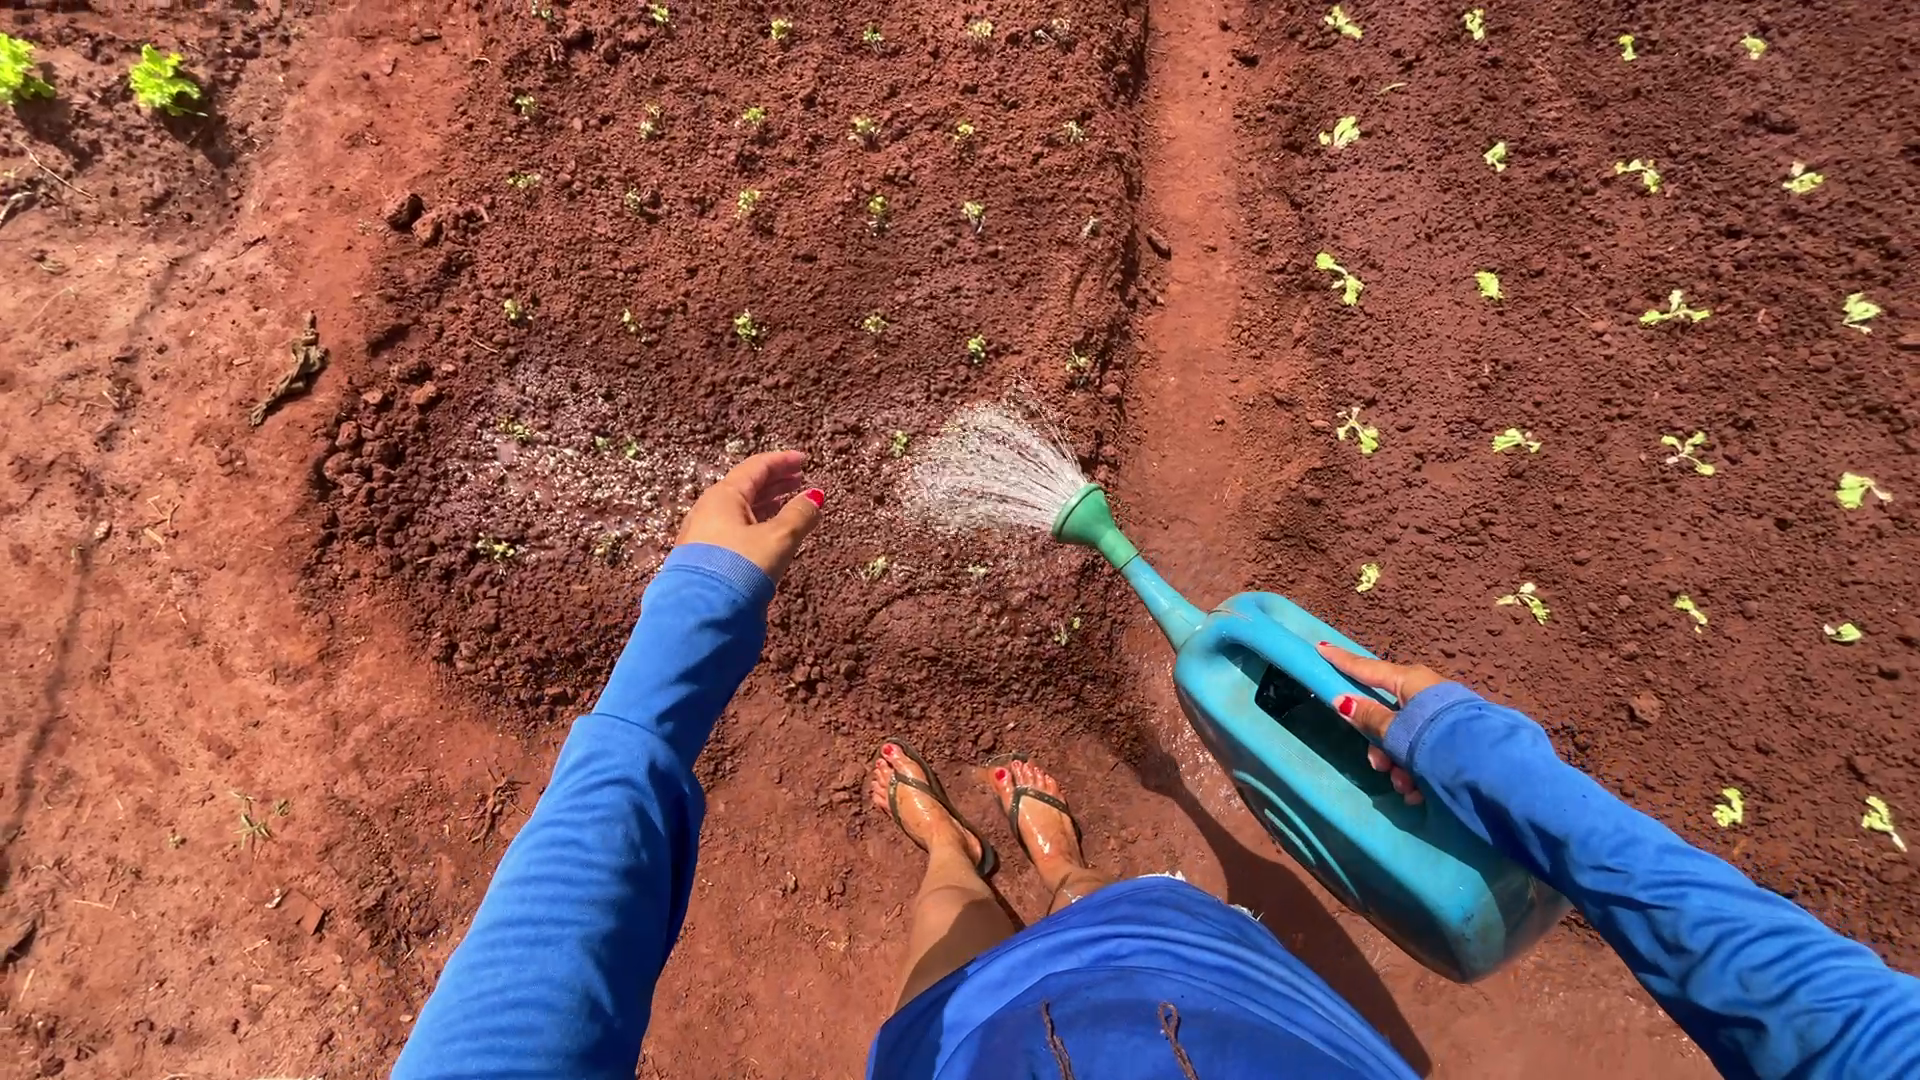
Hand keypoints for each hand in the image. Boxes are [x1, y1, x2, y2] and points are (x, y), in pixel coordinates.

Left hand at [675, 450, 822, 582]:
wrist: (703, 611)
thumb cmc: (742, 566)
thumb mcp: (778, 538)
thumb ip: (800, 515)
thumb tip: (815, 496)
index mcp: (724, 496)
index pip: (756, 467)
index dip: (782, 461)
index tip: (804, 460)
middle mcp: (710, 509)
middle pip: (747, 486)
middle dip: (775, 481)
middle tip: (799, 479)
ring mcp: (705, 532)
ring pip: (741, 508)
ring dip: (767, 502)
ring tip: (789, 502)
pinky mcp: (706, 555)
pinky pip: (736, 526)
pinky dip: (758, 520)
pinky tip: (770, 530)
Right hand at [1315, 643, 1447, 805]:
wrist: (1503, 775)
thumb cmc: (1440, 745)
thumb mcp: (1397, 733)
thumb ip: (1369, 718)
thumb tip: (1343, 701)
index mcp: (1412, 682)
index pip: (1366, 669)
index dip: (1342, 661)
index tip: (1320, 648)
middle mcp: (1429, 695)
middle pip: (1386, 713)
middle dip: (1379, 743)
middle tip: (1379, 766)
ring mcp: (1446, 719)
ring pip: (1406, 738)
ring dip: (1399, 763)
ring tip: (1407, 788)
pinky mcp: (1461, 740)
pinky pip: (1427, 751)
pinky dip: (1419, 771)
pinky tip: (1421, 793)